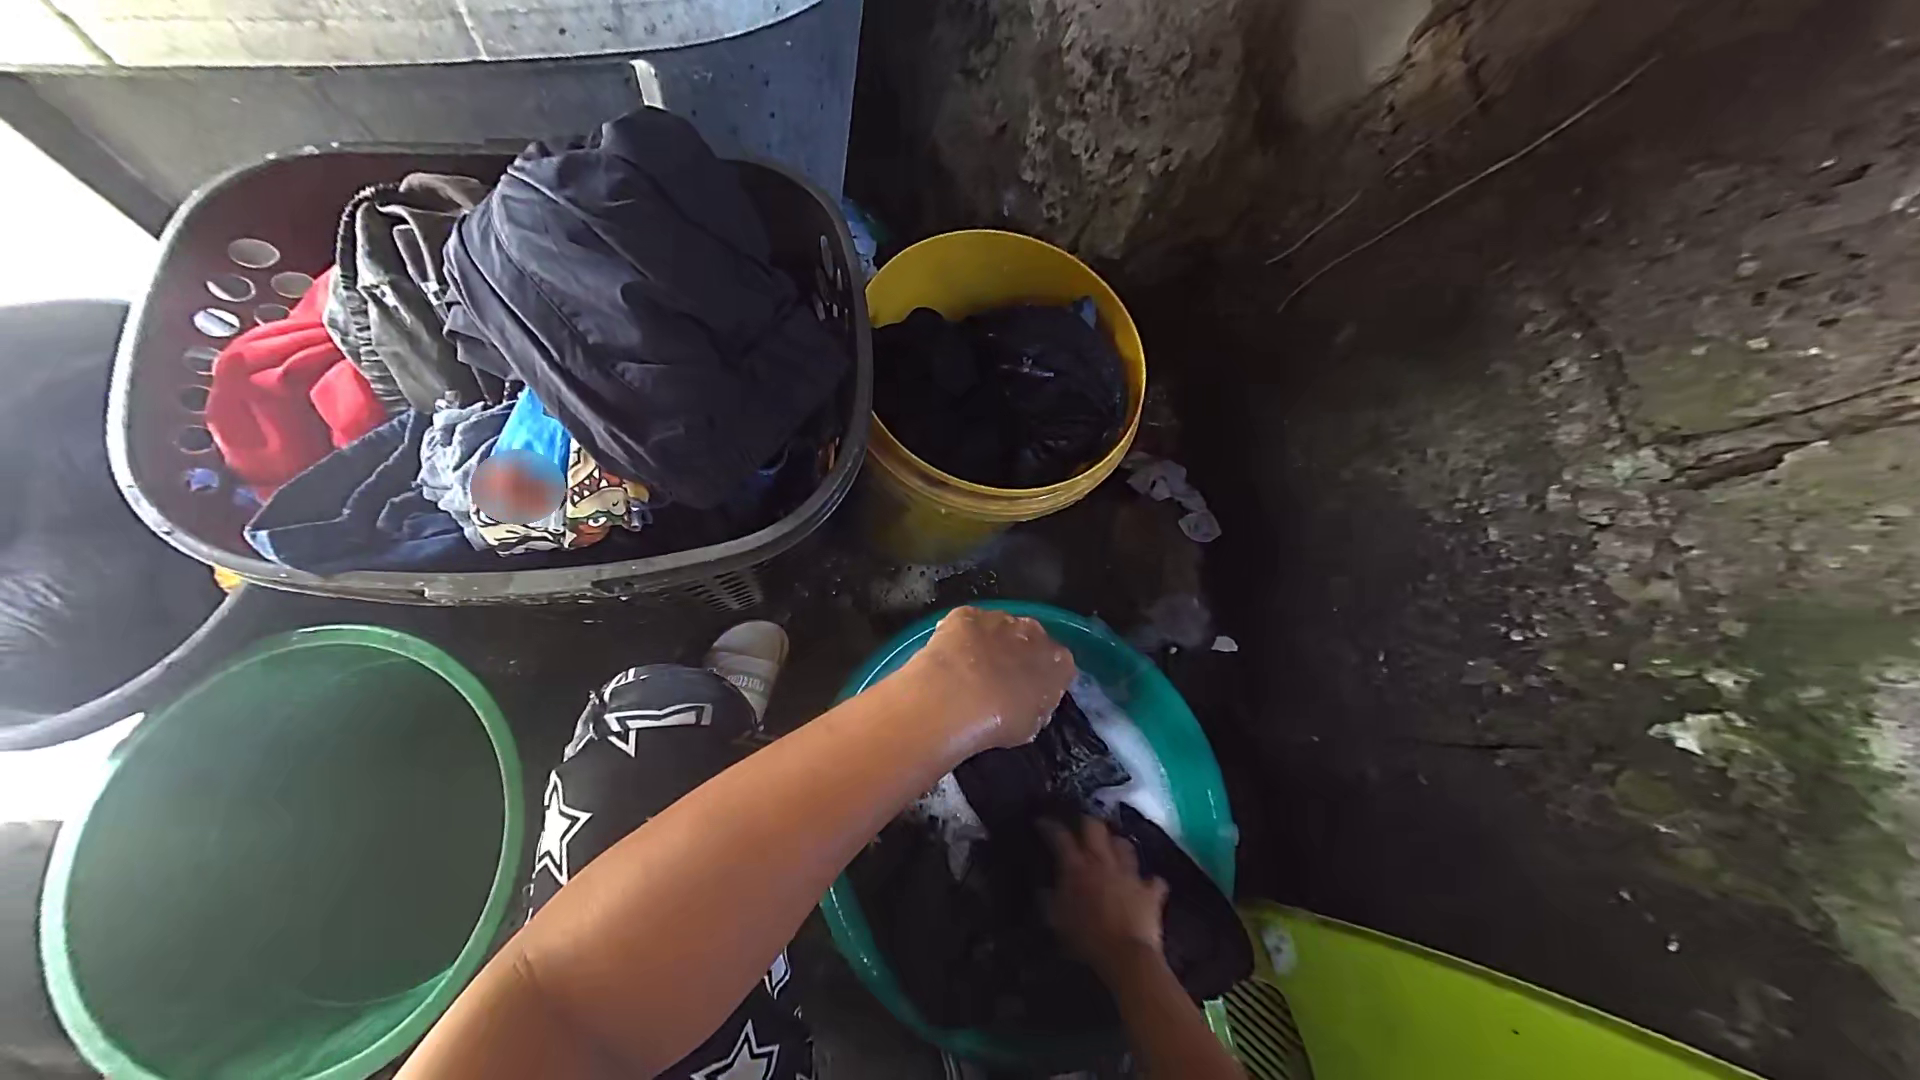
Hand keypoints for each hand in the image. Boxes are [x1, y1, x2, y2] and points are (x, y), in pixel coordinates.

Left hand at [903, 606, 1074, 750]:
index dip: (1040, 676)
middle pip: (1029, 639)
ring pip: (997, 628)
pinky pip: (965, 624)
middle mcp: (1034, 631)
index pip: (1058, 664)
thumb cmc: (999, 723)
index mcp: (1058, 661)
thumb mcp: (1030, 725)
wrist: (954, 701)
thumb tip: (1028, 700)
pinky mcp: (965, 614)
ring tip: (966, 671)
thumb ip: (1036, 704)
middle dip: (1015, 654)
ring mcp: (999, 618)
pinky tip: (949, 657)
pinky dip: (958, 637)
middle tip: (995, 679)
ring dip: (987, 643)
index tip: (1026, 690)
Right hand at [1041, 816, 1169, 976]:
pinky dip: (1149, 882)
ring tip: (1112, 850)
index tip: (1042, 822)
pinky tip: (1146, 886)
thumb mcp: (1056, 920)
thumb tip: (1044, 888)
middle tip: (1080, 828)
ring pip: (1125, 845)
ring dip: (1117, 846)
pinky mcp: (1150, 892)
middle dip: (1086, 823)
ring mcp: (1129, 874)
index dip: (1049, 826)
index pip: (1059, 837)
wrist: (1125, 957)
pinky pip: (1154, 881)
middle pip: (1095, 827)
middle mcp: (1103, 861)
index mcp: (1076, 867)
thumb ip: (1048, 899)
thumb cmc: (1085, 939)